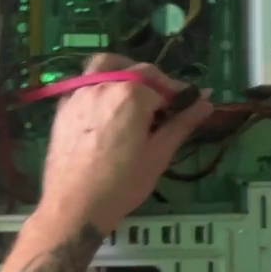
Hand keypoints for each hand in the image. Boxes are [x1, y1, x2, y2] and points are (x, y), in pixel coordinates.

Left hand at [37, 55, 213, 234]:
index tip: (189, 104)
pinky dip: (101, 82)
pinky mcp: (63, 106)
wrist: (74, 206)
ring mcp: (80, 92)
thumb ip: (182, 124)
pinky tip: (108, 106)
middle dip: (156, 82)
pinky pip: (85, 81)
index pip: (163, 85)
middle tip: (165, 106)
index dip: (179, 94)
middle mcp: (105, 84)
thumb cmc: (122, 184)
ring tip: (135, 92)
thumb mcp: (159, 154)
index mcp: (132, 94)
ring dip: (125, 71)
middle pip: (137, 70)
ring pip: (106, 65)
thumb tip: (207, 102)